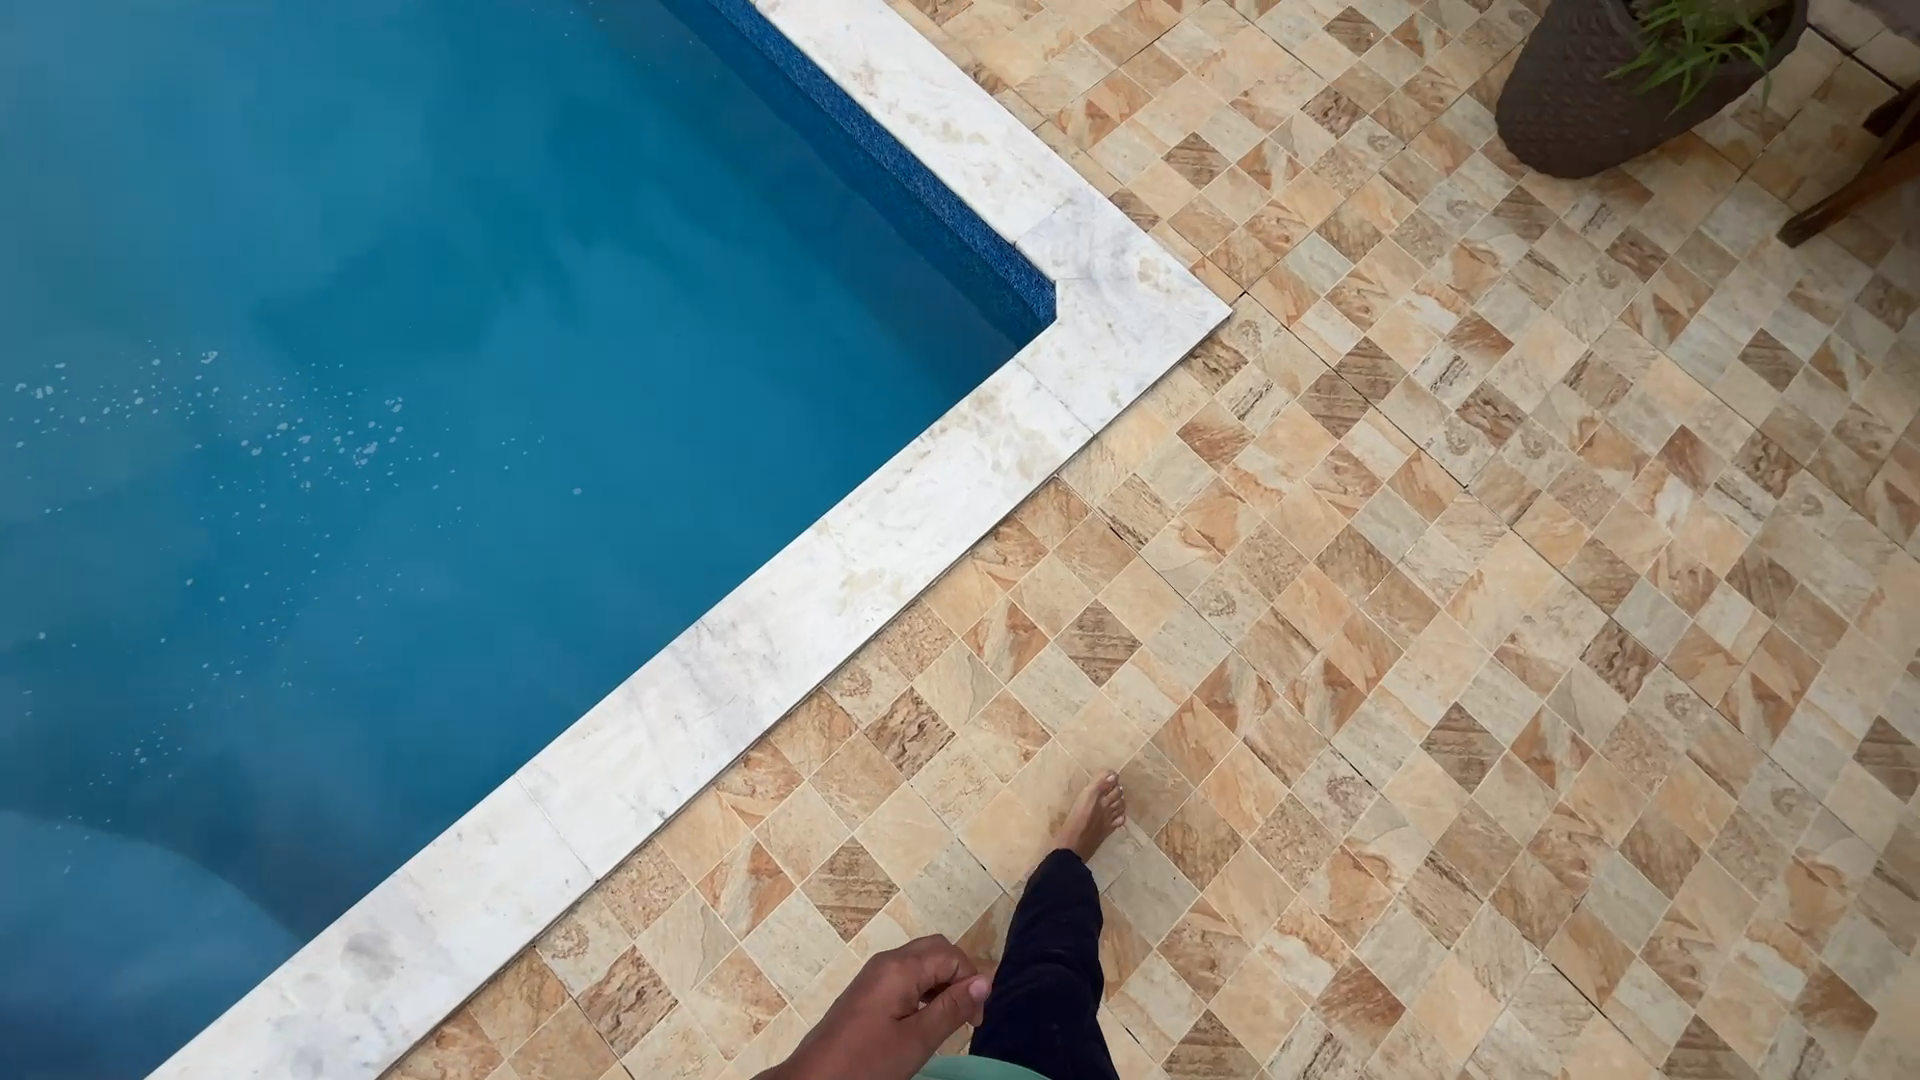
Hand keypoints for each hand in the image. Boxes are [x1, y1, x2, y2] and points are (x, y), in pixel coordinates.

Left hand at [762, 935, 989, 1079]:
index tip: (976, 1021)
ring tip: (951, 1020)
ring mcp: (875, 973)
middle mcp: (888, 960)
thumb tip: (985, 980)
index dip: (971, 981)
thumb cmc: (868, 1063)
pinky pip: (905, 975)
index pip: (951, 955)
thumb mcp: (916, 1040)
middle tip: (968, 1015)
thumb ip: (951, 1008)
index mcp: (901, 966)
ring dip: (942, 983)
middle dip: (958, 975)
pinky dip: (924, 989)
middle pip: (936, 950)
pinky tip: (925, 1018)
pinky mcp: (868, 989)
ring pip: (921, 961)